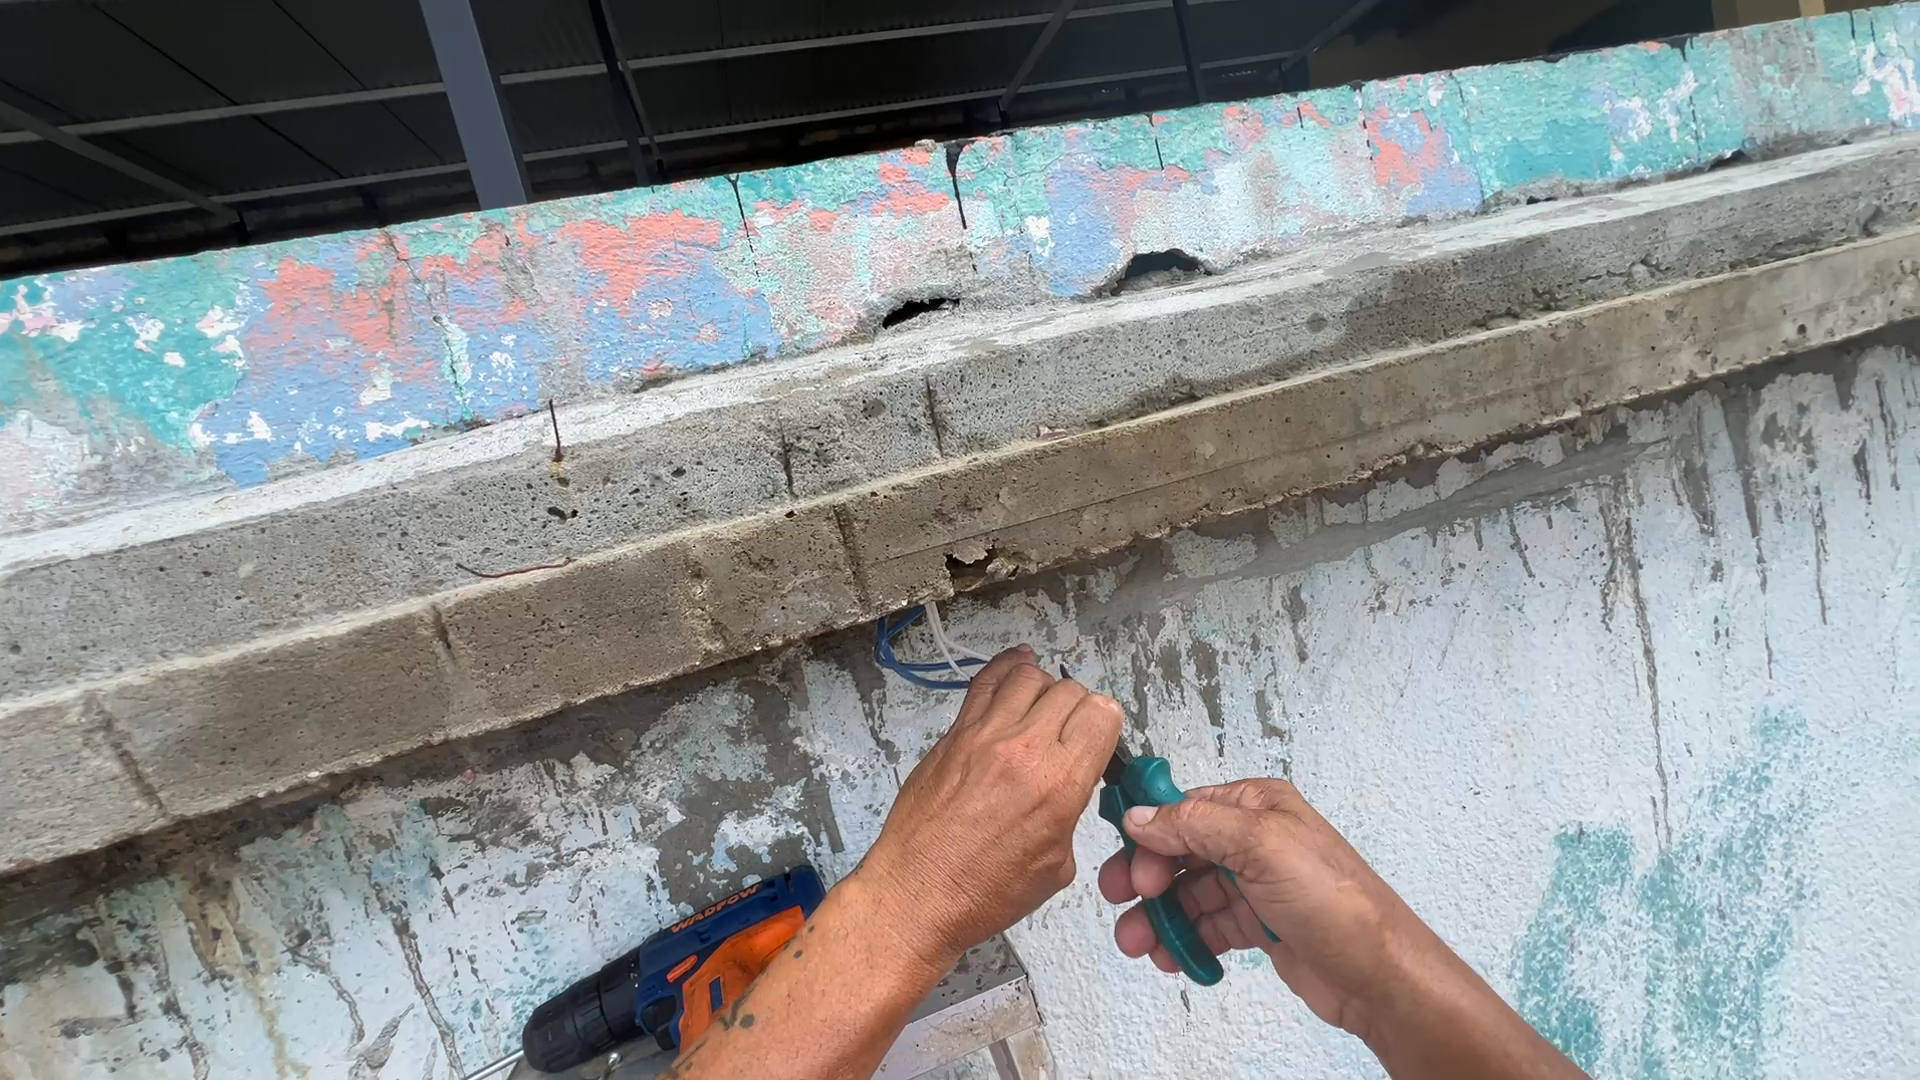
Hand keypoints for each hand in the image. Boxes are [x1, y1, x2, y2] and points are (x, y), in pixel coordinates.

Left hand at [857, 646, 1122, 971]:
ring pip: (1028, 677)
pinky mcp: (956, 732)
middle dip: (1080, 706)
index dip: (1106, 723)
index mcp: (1058, 785)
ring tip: (1045, 706)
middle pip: (1069, 691)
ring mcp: (985, 734)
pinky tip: (1020, 661)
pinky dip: (1007, 665)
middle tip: (1072, 729)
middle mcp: (1024, 748)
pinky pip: (985, 682)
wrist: (918, 891)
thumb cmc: (985, 891)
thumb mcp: (1057, 864)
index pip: (1101, 714)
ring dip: (1046, 687)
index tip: (1099, 737)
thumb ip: (1071, 809)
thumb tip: (1071, 779)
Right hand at [1101, 779, 1590, 1078]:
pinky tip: (1171, 958)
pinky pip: (1208, 924)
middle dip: (1147, 879)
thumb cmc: (1328, 899)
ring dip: (1160, 916)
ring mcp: (1255, 882)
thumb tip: (1136, 816)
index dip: (1149, 834)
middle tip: (1119, 905)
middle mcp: (1252, 837)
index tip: (1124, 866)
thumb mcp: (1258, 845)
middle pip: (1181, 851)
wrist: (1384, 980)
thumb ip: (1192, 824)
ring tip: (1138, 946)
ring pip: (1190, 892)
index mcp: (1254, 804)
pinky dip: (1186, 939)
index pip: (1184, 808)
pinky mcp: (1260, 923)